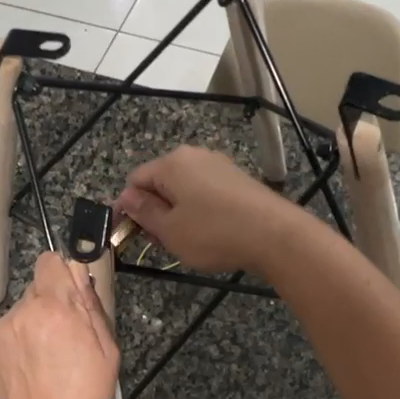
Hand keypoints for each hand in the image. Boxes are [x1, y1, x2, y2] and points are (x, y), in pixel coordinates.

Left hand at [0, 253, 120, 398]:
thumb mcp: (107, 351)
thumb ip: (92, 306)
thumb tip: (82, 274)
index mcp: (55, 309)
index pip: (51, 260)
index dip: (65, 274)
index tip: (75, 295)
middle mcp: (23, 312)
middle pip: (39, 287)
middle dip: (54, 304)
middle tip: (70, 337)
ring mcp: (3, 329)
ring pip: (24, 309)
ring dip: (38, 323)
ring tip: (51, 359)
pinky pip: (11, 328)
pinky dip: (22, 340)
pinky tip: (35, 367)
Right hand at [113, 146, 302, 274]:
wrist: (272, 234)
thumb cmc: (213, 233)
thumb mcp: (170, 230)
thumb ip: (144, 212)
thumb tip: (126, 198)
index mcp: (172, 164)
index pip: (135, 180)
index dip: (128, 207)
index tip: (129, 234)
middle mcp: (193, 156)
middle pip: (160, 182)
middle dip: (154, 210)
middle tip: (159, 242)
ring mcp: (217, 165)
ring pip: (182, 189)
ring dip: (175, 213)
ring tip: (184, 241)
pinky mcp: (235, 179)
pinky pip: (204, 192)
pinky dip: (197, 211)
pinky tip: (207, 233)